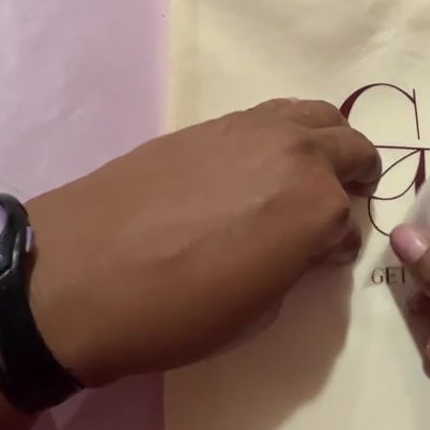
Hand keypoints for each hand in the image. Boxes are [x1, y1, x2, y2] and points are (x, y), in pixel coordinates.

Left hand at [25, 99, 379, 386]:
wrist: (76, 275)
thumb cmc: (173, 313)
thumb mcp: (256, 312)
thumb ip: (295, 266)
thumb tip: (299, 245)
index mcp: (316, 206)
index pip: (351, 222)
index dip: (338, 247)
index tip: (320, 263)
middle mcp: (295, 154)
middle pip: (352, 148)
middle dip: (353, 180)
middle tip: (330, 210)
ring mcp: (251, 129)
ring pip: (316, 115)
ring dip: (324, 145)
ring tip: (301, 178)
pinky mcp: (211, 123)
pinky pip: (270, 116)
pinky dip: (281, 136)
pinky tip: (254, 168)